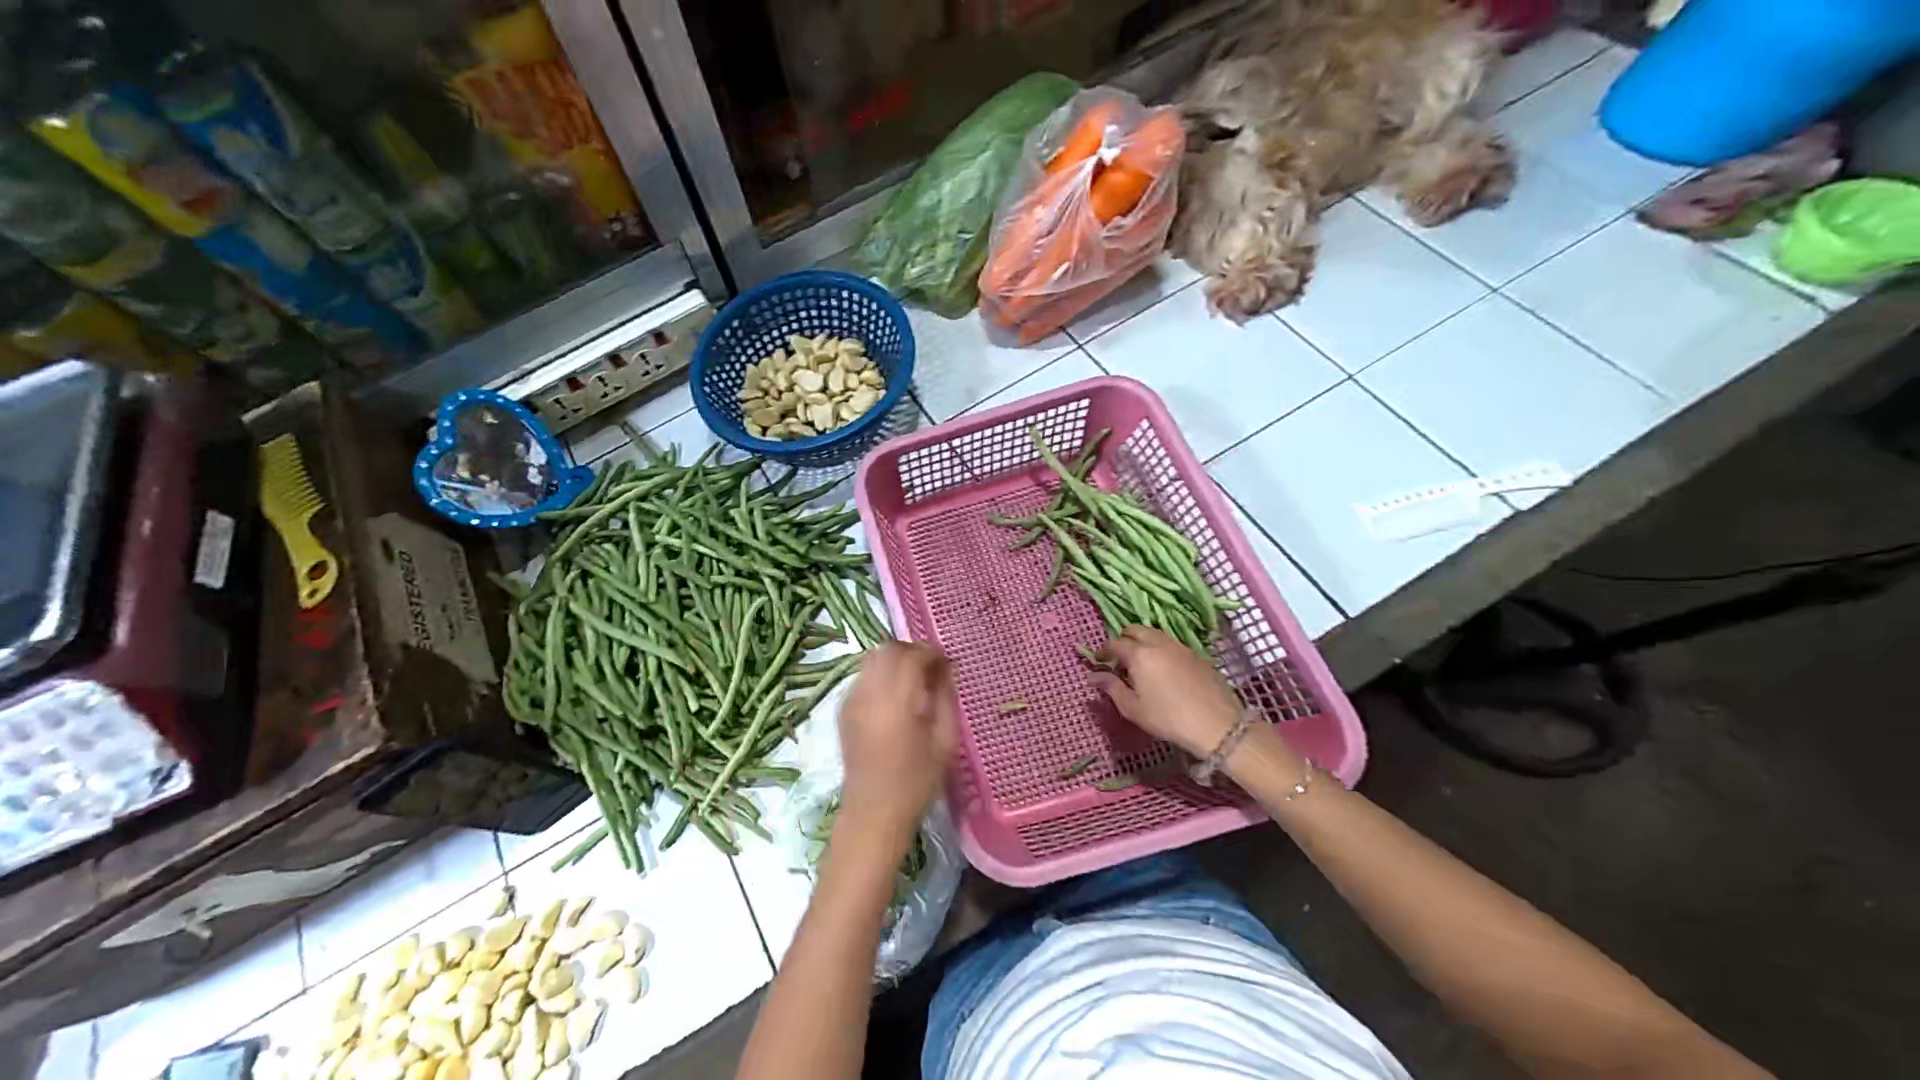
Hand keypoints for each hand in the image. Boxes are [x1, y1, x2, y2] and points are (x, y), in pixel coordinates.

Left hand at [837, 643, 958, 844]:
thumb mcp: (945, 740)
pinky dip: (880, 674)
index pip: (912, 656)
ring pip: (871, 658)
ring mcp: (851, 700)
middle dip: (912, 651)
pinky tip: (894, 696)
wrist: (874, 812)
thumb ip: (945, 697)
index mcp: (897, 702)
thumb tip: (945, 669)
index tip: (947, 663)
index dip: (932, 652)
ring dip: (894, 659)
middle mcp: (869, 693)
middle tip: (930, 668)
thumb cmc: (916, 781)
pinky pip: (863, 676)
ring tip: (913, 679)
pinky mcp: (843, 709)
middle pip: (888, 649)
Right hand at [1094, 626, 1243, 757]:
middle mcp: (1159, 643)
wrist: (1216, 724)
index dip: (1103, 651)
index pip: (1115, 643)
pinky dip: (1160, 649)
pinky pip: (1171, 644)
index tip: (1098, 661)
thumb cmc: (1168, 718)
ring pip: (1155, 634)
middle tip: (1120, 660)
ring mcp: (1180, 647)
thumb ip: (1111, 687)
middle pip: (1135, 629)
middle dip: (1123, 640)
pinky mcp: (1196, 655)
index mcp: (1139, 654)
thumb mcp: (1132, 708)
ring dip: (1142, 642)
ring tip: (1141, 664)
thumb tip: (1094, 675)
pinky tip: (1163, 670)